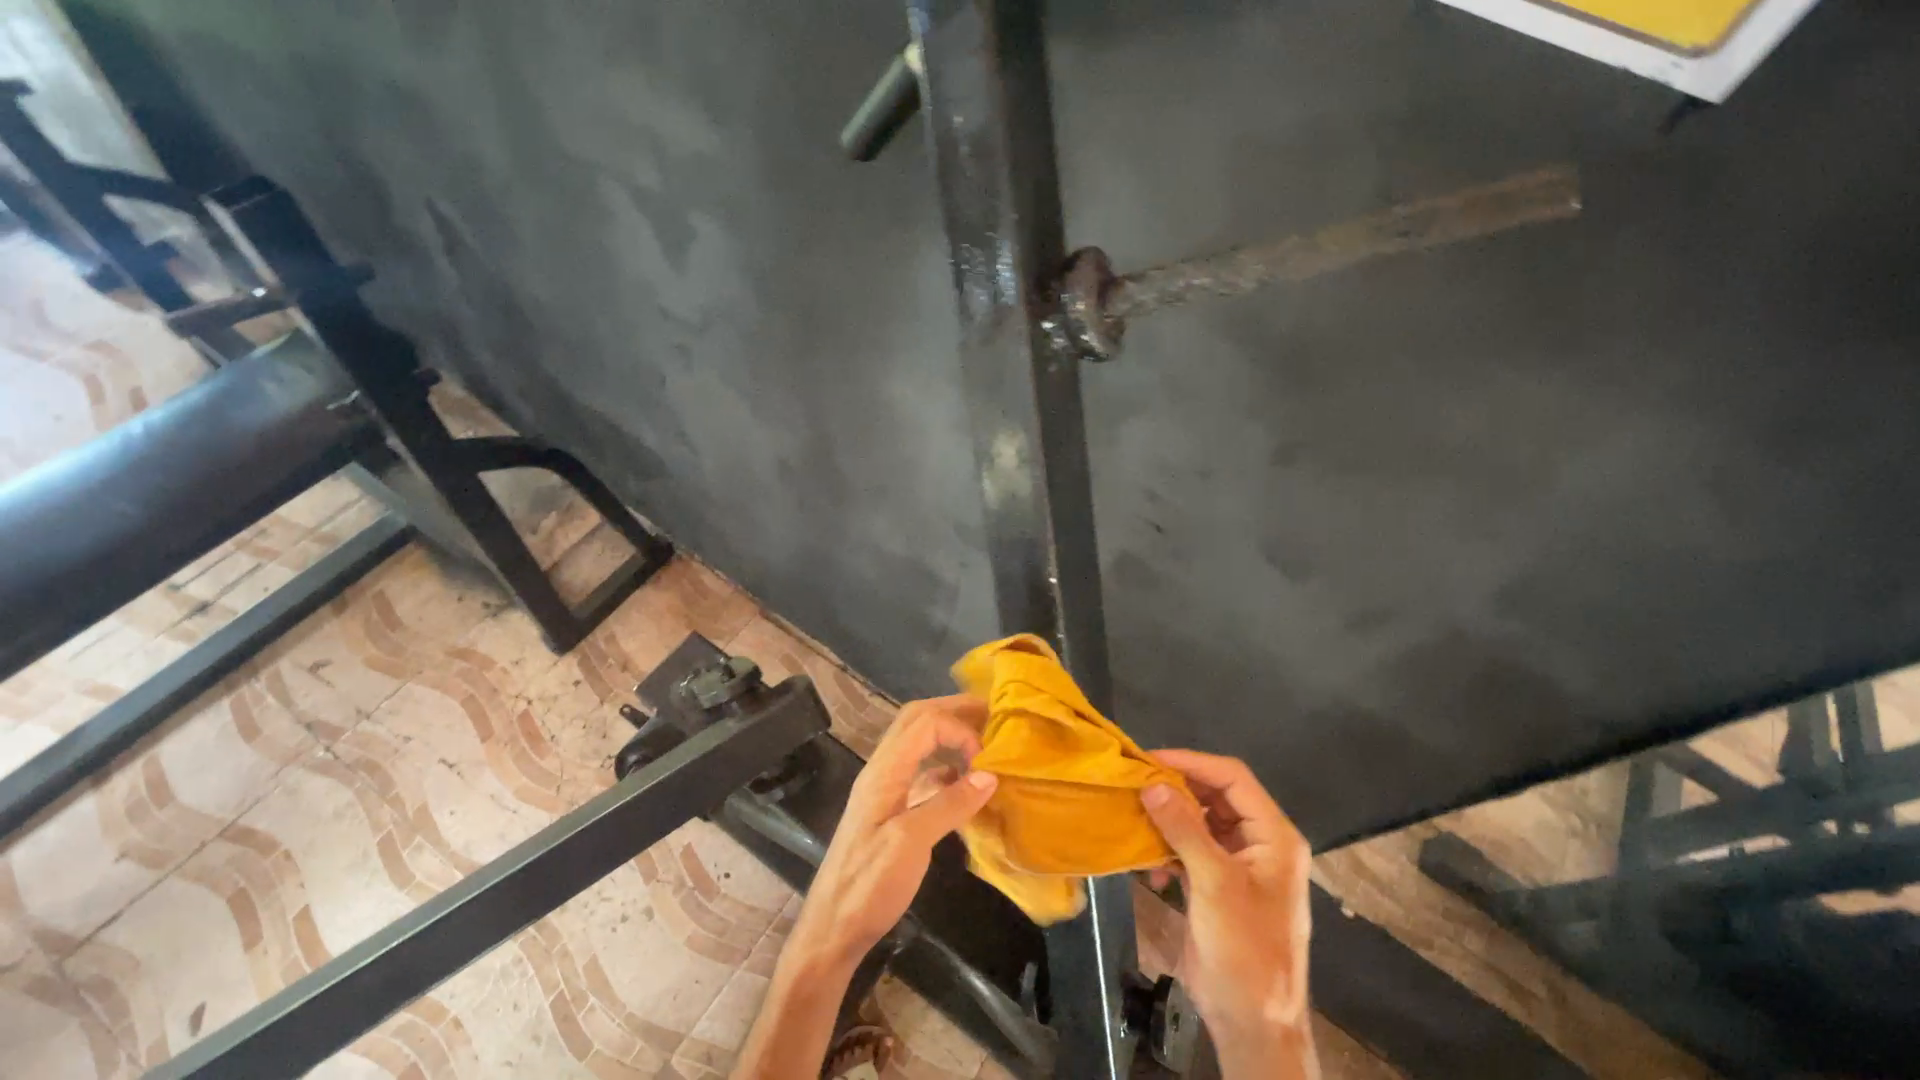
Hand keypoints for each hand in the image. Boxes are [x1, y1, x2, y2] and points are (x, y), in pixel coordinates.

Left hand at [787, 695, 998, 969]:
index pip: (924, 722)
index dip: (960, 728)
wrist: (834, 927)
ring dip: (950, 735)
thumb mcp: (910, 844)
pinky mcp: (891, 812)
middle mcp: (882, 771)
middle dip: (955, 712)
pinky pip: (921, 773)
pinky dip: (946, 768)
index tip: (986, 759)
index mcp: (883, 772)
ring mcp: (885, 791)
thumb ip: (949, 805)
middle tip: (993, 716)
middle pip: (917, 721)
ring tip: (985, 743)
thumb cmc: (869, 886)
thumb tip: (990, 775)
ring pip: (918, 744)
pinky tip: (967, 785)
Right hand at [1141, 750, 1317, 1078]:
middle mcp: (1260, 844)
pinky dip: (1169, 852)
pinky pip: (1192, 853)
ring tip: (1135, 819)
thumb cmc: (1244, 948)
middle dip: (1176, 790)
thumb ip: (1184, 829)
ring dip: (1169, 822)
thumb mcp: (1214, 883)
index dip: (1193, 762)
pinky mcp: (1218, 888)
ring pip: (1200, 824)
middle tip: (1134, 784)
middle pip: (1216, 797)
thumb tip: (1152, 784)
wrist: (1253, 1020)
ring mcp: (1238, 867)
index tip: (1149, 759)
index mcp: (1274, 836)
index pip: (1233, 778)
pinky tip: (1149, 867)